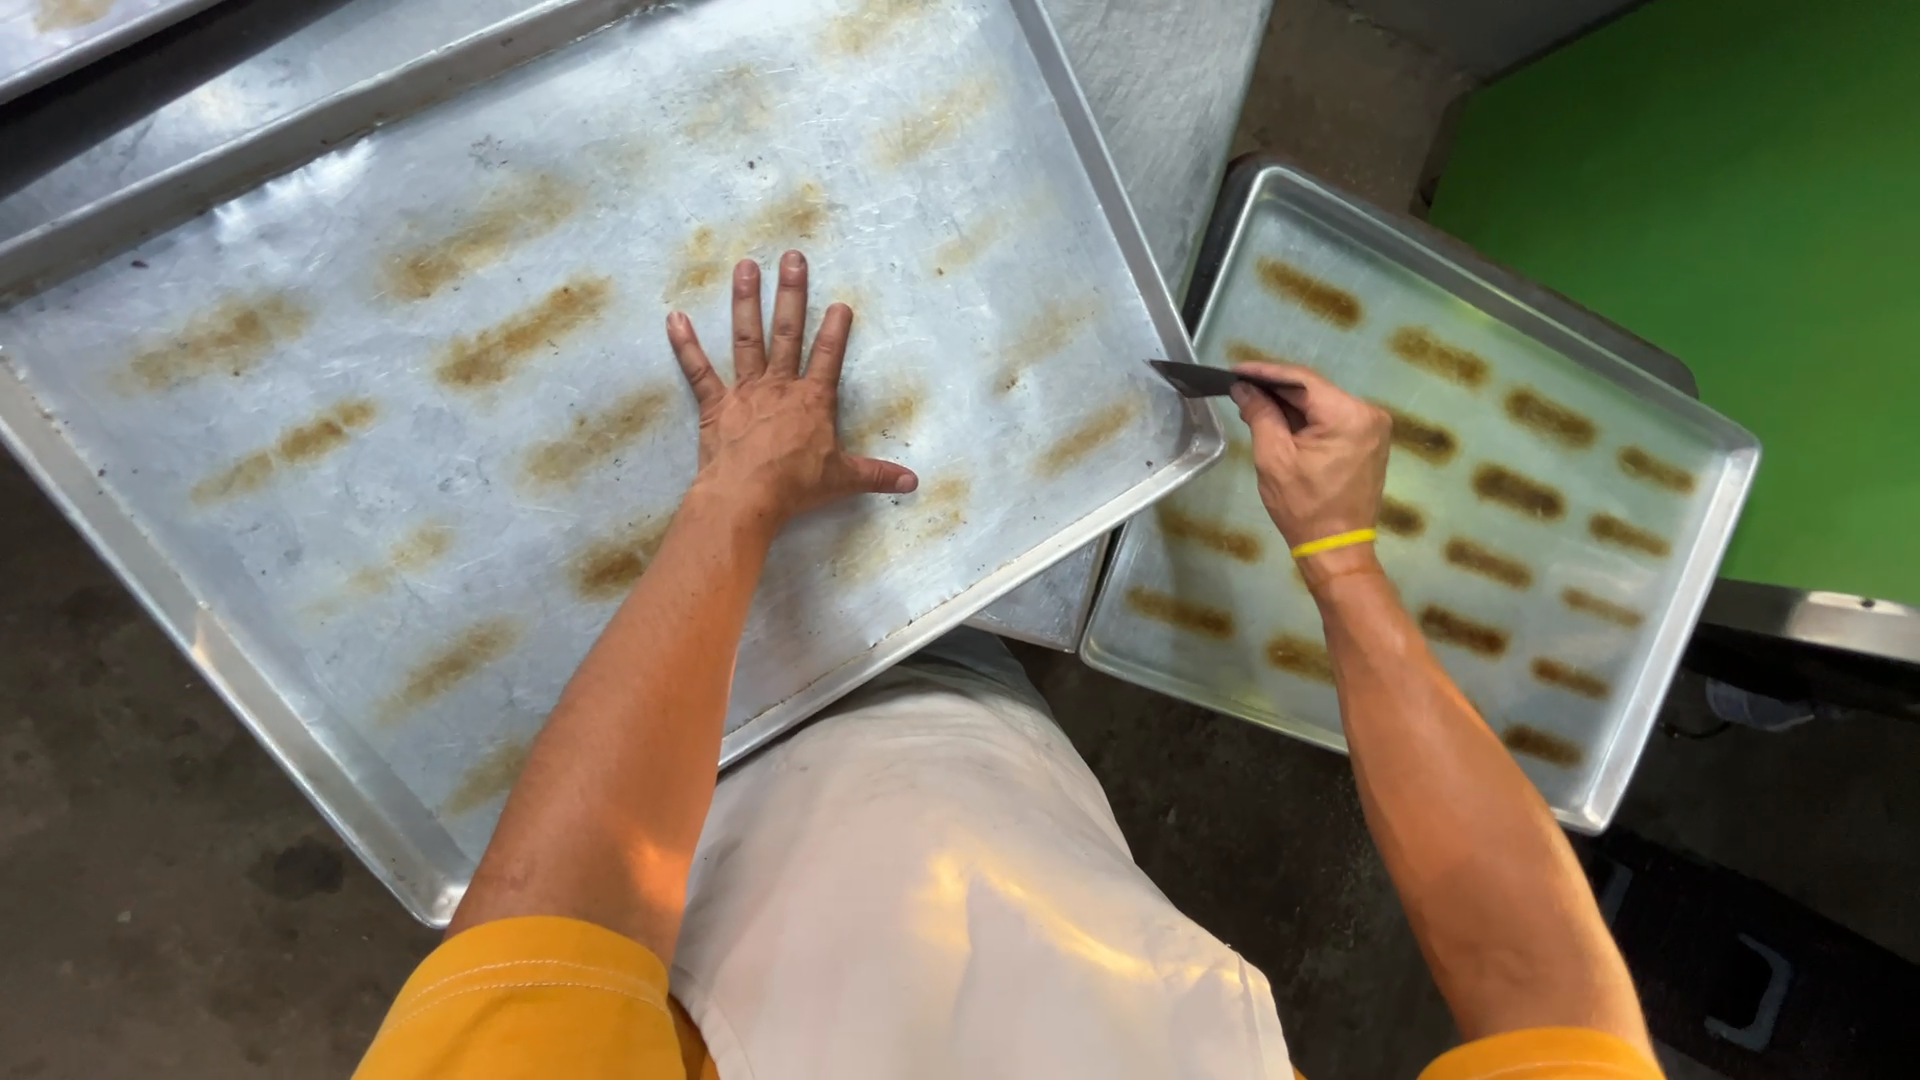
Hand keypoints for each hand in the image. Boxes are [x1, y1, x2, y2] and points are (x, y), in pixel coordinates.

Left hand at [668, 251, 917, 536]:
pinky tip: (674, 318)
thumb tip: (912, 482)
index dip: (836, 330)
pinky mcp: (716, 405)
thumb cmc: (796, 486)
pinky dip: (686, 345)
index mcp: (812, 401)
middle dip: (792, 294)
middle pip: (787, 332)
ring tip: (745, 267)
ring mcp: (745, 392)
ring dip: (746, 302)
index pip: (828, 357)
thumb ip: (877, 475)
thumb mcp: (843, 479)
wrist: (747, 496)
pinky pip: (698, 371)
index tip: (840, 303)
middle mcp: (779, 386)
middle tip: (792, 258)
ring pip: (746, 339)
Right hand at [1229, 360, 1390, 561]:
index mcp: (1349, 415)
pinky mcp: (1368, 440)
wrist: (1335, 546)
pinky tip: (1278, 418)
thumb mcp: (1273, 458)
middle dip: (1275, 388)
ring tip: (1252, 401)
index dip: (1265, 373)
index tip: (1235, 369)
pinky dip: (1304, 418)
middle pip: (1313, 390)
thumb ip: (1260, 415)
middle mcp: (1369, 413)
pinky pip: (1331, 418)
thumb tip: (1244, 388)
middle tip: (1239, 386)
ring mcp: (1372, 426)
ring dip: (1288, 403)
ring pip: (1321, 403)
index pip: (1302, 380)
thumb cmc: (1302, 505)